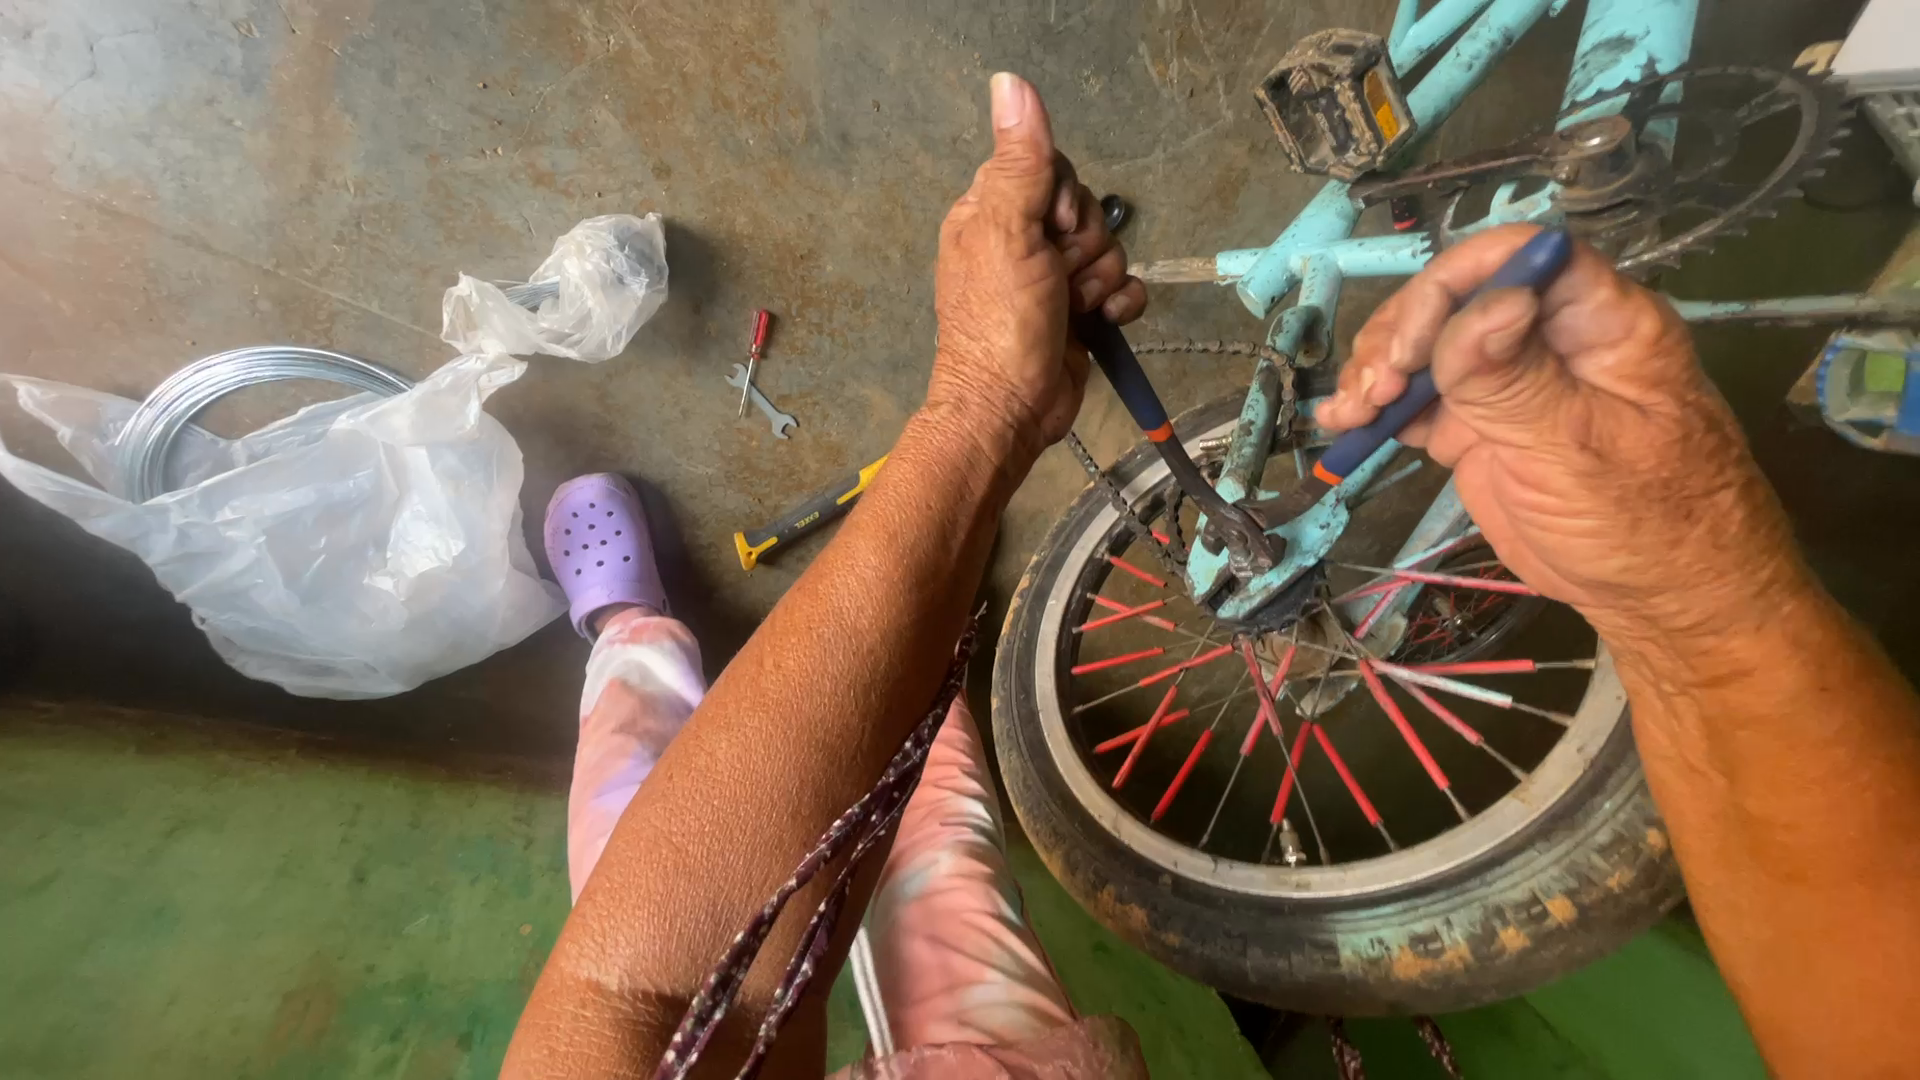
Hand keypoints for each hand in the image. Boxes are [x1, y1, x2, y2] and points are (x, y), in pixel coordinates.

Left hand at [927, 72, 1146, 458]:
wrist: (1011, 408)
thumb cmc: (1001, 323)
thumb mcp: (1006, 233)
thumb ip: (1019, 162)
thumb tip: (1011, 82)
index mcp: (992, 212)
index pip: (1050, 168)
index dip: (1064, 197)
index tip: (1051, 231)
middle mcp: (1023, 241)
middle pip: (1086, 208)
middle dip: (1084, 244)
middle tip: (1059, 278)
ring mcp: (1054, 281)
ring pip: (1109, 248)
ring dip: (1101, 279)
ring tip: (1075, 309)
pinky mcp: (1081, 314)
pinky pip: (1122, 287)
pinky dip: (1120, 305)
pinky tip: (1102, 323)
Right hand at [1316, 226, 1807, 654]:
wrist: (1648, 592)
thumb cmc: (1643, 521)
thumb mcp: (1577, 448)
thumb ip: (1518, 379)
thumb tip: (1490, 302)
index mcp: (1596, 325)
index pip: (1519, 260)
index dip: (1452, 286)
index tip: (1409, 348)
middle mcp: (1541, 340)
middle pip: (1451, 299)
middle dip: (1397, 337)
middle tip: (1372, 393)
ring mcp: (1501, 384)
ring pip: (1420, 347)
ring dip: (1373, 373)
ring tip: (1351, 415)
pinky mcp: (1469, 425)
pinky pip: (1411, 401)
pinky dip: (1371, 408)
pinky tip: (1343, 424)